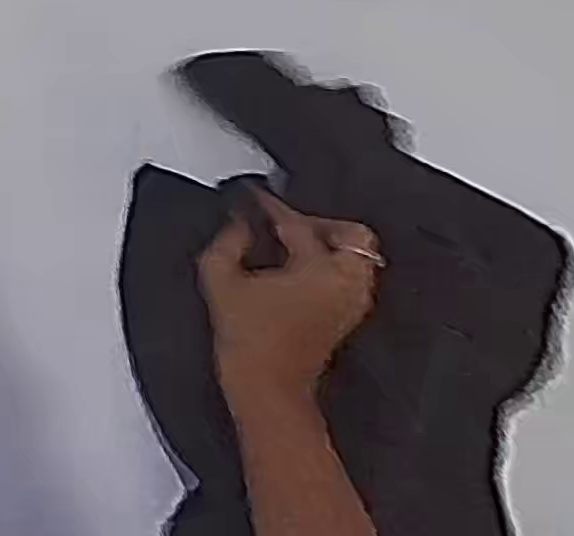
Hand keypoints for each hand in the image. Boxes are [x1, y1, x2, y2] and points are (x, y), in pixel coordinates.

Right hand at [198, 187, 379, 396]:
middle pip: (354, 235)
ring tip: (282, 237)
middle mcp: (349, 284)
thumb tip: (238, 223)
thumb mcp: (218, 273)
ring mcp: (354, 301)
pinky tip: (289, 260)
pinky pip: (349, 273)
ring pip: (356, 254)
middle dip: (315, 220)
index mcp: (320, 270)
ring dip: (322, 239)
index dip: (269, 204)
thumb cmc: (246, 331)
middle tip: (279, 217)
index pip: (296, 223)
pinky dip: (325, 259)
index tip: (251, 196)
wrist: (266, 377)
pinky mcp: (348, 313)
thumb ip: (229, 240)